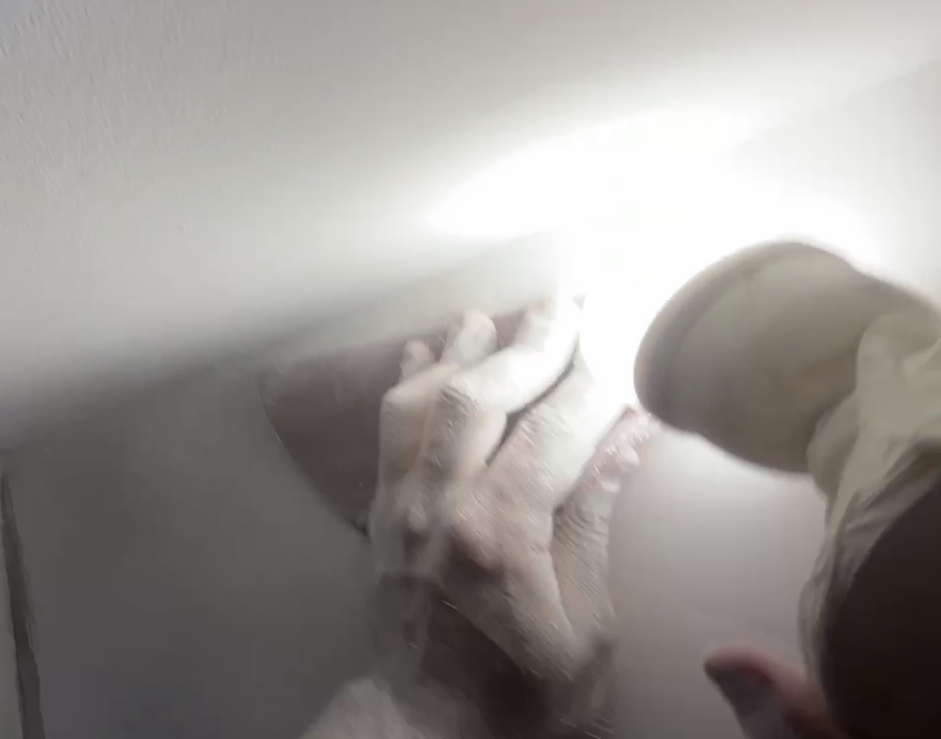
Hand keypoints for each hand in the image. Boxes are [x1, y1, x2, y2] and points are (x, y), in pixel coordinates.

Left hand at [303, 300, 653, 738]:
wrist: (427, 714)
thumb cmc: (524, 691)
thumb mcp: (587, 625)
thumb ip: (593, 523)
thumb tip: (620, 439)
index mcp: (497, 534)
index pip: (550, 435)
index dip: (588, 384)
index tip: (615, 341)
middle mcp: (436, 499)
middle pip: (477, 398)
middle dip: (525, 344)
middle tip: (559, 300)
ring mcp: (398, 495)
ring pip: (420, 400)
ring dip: (457, 351)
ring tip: (486, 313)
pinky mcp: (378, 500)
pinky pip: (387, 425)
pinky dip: (406, 382)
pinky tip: (419, 352)